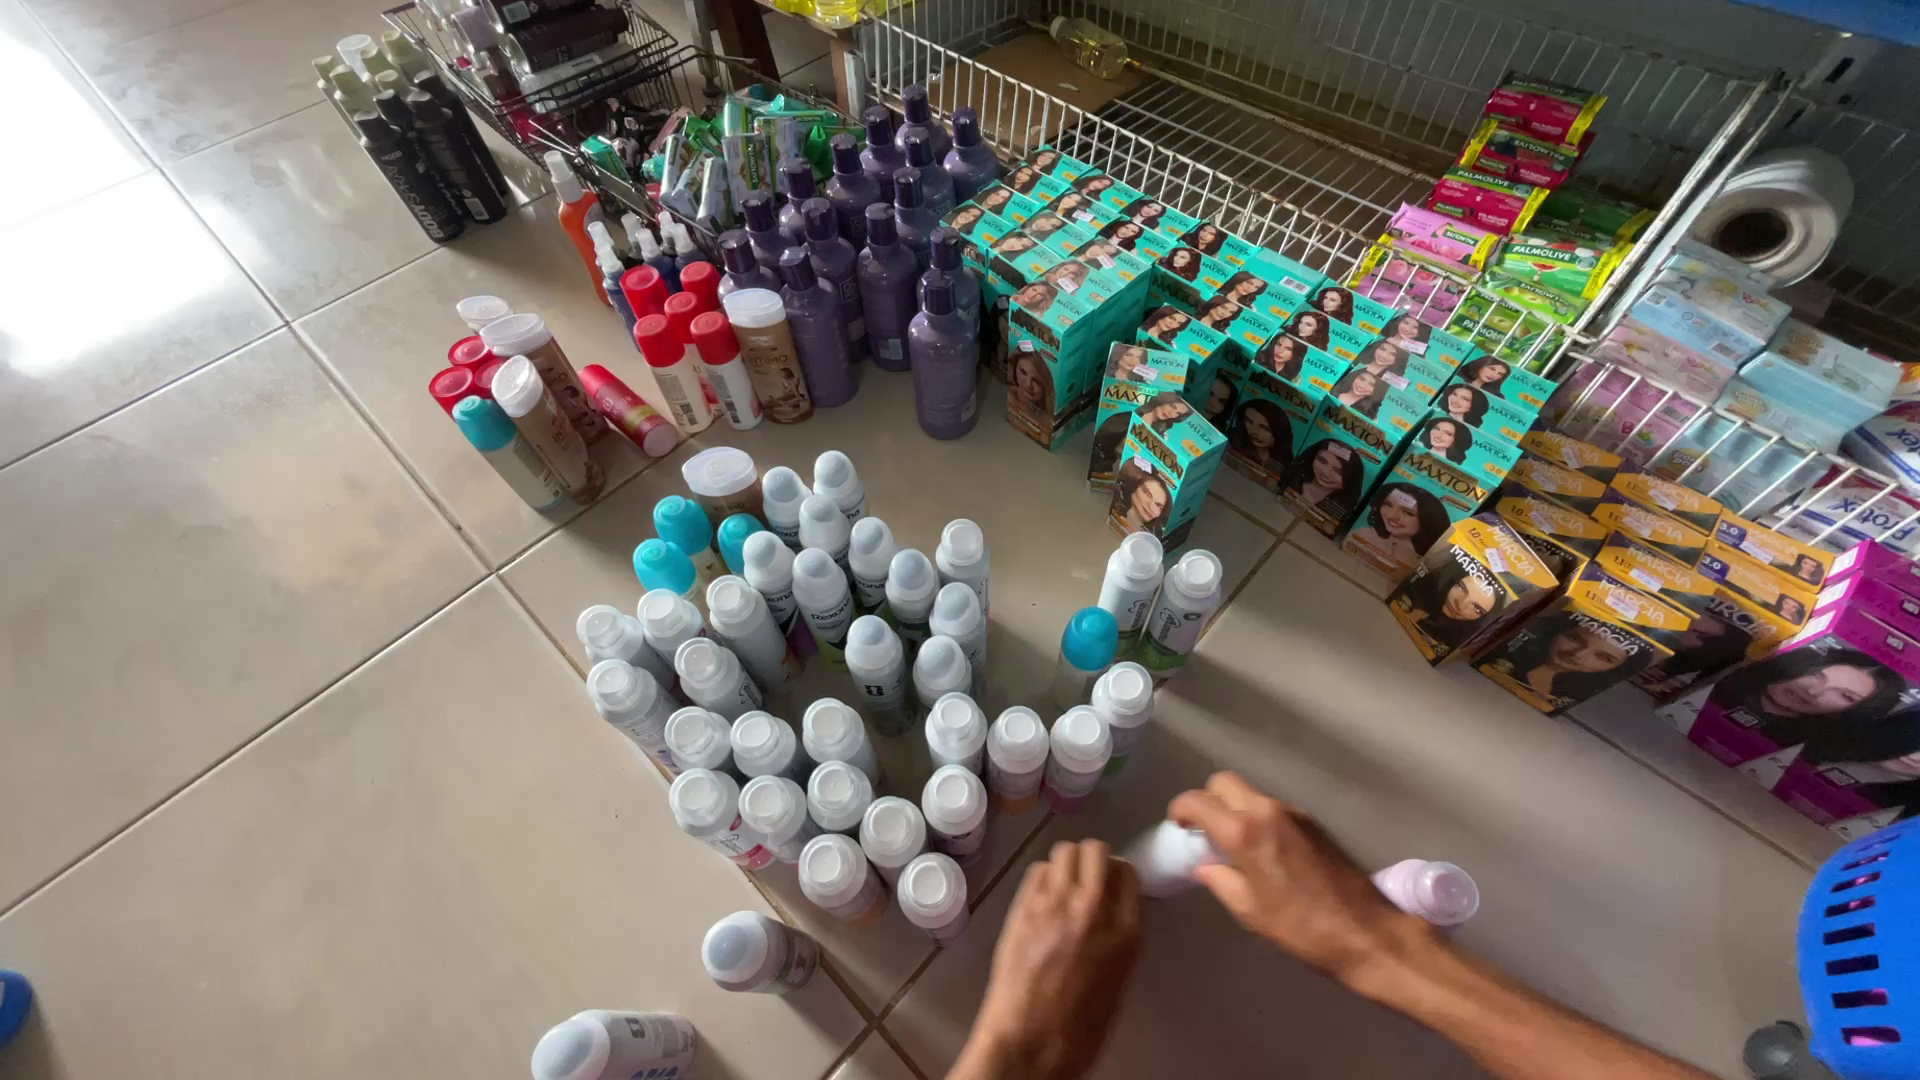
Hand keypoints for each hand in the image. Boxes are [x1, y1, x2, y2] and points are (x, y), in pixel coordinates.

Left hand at [951, 840, 1142, 1079]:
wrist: (1028, 1043)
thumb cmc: (1078, 1029)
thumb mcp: (1118, 983)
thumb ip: (1118, 939)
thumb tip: (1111, 912)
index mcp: (1126, 933)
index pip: (1128, 873)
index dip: (1117, 871)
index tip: (1109, 879)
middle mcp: (1094, 908)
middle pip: (1096, 851)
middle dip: (1091, 858)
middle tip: (1083, 876)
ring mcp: (1056, 903)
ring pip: (1064, 851)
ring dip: (1065, 863)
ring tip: (1060, 883)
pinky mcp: (1024, 905)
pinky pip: (1037, 869)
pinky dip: (1042, 876)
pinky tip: (1040, 897)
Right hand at [1169, 772, 1430, 990]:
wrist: (1370, 935)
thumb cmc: (1303, 928)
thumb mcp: (1250, 912)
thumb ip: (1221, 881)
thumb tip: (1206, 867)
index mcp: (1245, 832)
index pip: (1199, 801)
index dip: (1181, 808)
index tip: (1179, 825)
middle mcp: (1267, 811)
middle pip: (1224, 782)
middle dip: (1208, 798)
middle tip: (1205, 828)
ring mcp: (1293, 813)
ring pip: (1250, 794)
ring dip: (1236, 809)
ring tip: (1237, 844)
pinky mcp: (1313, 823)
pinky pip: (1273, 809)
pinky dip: (1259, 819)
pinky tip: (1267, 852)